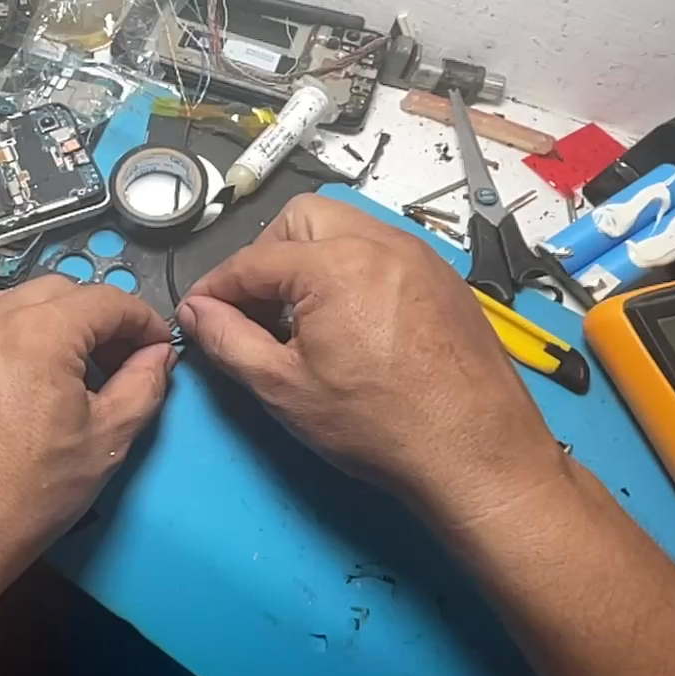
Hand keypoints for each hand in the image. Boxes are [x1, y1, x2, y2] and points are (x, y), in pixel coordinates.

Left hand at [0, 278, 175, 592]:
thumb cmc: (21, 498)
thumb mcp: (104, 442)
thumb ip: (143, 385)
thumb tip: (156, 356)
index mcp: (37, 334)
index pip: (106, 300)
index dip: (141, 320)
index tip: (155, 345)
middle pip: (62, 291)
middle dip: (98, 317)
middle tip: (118, 360)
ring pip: (19, 302)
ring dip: (55, 323)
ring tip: (71, 372)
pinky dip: (13, 336)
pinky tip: (25, 379)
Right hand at [176, 194, 568, 524]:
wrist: (478, 456)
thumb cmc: (380, 425)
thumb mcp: (282, 386)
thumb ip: (227, 339)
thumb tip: (196, 312)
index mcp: (335, 265)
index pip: (252, 260)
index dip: (215, 287)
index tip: (199, 311)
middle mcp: (380, 242)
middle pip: (299, 220)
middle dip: (264, 256)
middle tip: (251, 307)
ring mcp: (418, 255)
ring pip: (342, 228)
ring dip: (305, 258)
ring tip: (297, 315)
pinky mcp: (441, 277)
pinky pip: (377, 249)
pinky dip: (345, 269)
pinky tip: (343, 320)